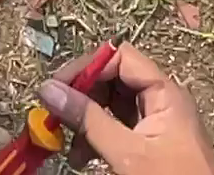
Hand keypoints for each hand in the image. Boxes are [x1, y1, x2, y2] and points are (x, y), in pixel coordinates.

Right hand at [37, 45, 213, 174]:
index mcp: (165, 92)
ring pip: (112, 105)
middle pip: (114, 79)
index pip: (120, 57)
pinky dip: (97, 137)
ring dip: (86, 120)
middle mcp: (162, 101)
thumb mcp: (127, 154)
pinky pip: (118, 128)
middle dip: (83, 95)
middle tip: (56, 113)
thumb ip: (87, 119)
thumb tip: (47, 88)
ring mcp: (157, 124)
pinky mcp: (152, 146)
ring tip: (67, 143)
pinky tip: (81, 157)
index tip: (58, 86)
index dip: (87, 66)